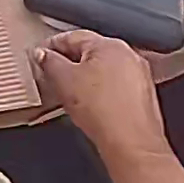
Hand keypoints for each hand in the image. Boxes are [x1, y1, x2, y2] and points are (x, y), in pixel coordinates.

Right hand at [33, 30, 171, 167]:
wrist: (131, 145)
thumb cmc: (104, 112)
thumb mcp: (63, 80)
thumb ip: (49, 61)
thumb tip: (43, 54)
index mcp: (109, 44)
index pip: (72, 36)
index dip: (51, 46)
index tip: (40, 56)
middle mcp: (128, 55)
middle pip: (89, 52)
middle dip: (68, 63)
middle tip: (51, 76)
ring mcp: (138, 75)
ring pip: (102, 69)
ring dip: (84, 78)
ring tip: (71, 94)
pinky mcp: (142, 95)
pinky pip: (114, 85)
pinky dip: (100, 91)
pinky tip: (91, 105)